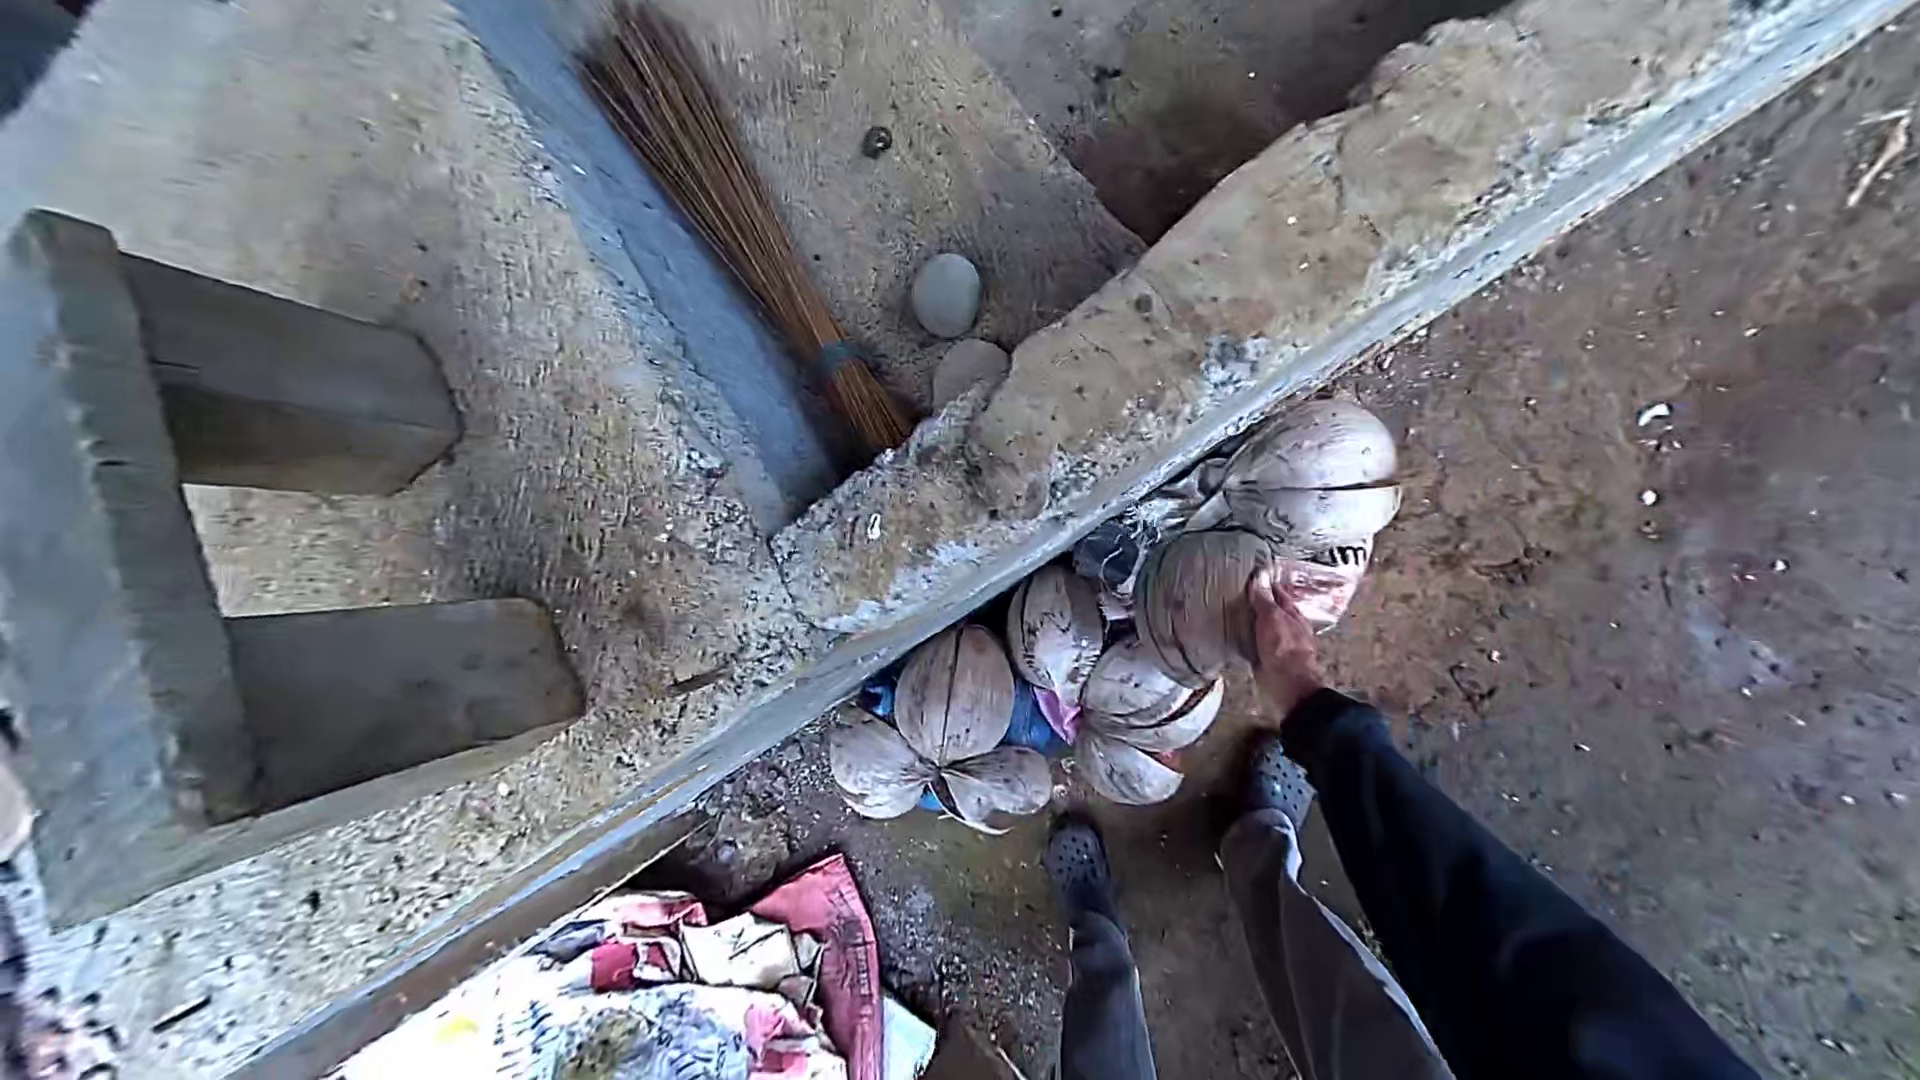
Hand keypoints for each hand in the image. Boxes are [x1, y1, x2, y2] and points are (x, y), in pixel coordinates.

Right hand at [1247, 568, 1326, 719]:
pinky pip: (1254, 641)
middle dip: (1258, 601)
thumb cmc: (1284, 649)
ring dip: (1251, 619)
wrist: (1286, 684)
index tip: (1252, 576)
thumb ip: (1264, 599)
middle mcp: (1287, 627)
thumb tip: (1258, 578)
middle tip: (1239, 591)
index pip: (1278, 592)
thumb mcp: (1273, 618)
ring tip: (1233, 610)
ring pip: (1262, 625)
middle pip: (1271, 609)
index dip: (1266, 583)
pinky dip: (1246, 635)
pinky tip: (1235, 634)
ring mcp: (1277, 643)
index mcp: (1292, 614)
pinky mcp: (1267, 657)